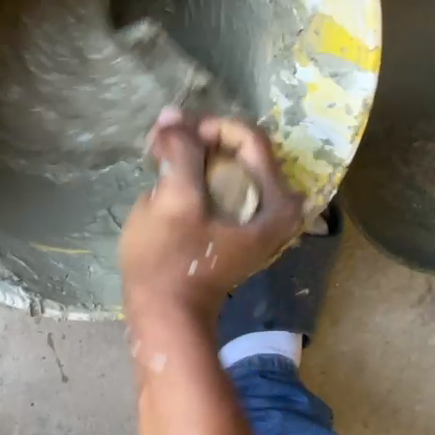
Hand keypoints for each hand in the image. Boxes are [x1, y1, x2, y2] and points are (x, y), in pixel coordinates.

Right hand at [119, 110, 304, 320]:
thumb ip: (180, 151)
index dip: (205, 127)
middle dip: (196, 140)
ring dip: (192, 156)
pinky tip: (168, 180)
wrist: (166, 317)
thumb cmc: (169, 260)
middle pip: (239, 149)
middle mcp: (278, 206)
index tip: (167, 135)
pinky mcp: (238, 227)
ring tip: (158, 160)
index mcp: (276, 200)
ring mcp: (259, 219)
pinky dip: (196, 176)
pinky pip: (221, 185)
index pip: (247, 135)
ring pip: (227, 165)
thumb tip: (172, 117)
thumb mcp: (174, 199)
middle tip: (157, 145)